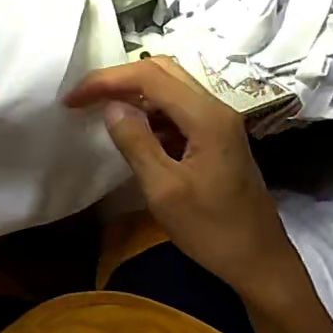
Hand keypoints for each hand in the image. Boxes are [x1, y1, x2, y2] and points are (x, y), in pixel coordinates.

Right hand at [65, 56, 309, 309]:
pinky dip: (151, 112)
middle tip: (84, 99)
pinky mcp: (218, 138)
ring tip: (101, 111)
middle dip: (119, 79)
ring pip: (171, 88)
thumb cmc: (212, 230)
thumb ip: (136, 143)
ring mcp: (220, 123)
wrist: (260, 261)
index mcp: (206, 116)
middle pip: (163, 71)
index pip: (149, 76)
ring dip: (135, 94)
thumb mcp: (164, 190)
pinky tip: (133, 132)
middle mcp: (216, 109)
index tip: (73, 99)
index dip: (107, 80)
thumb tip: (110, 107)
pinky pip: (179, 110)